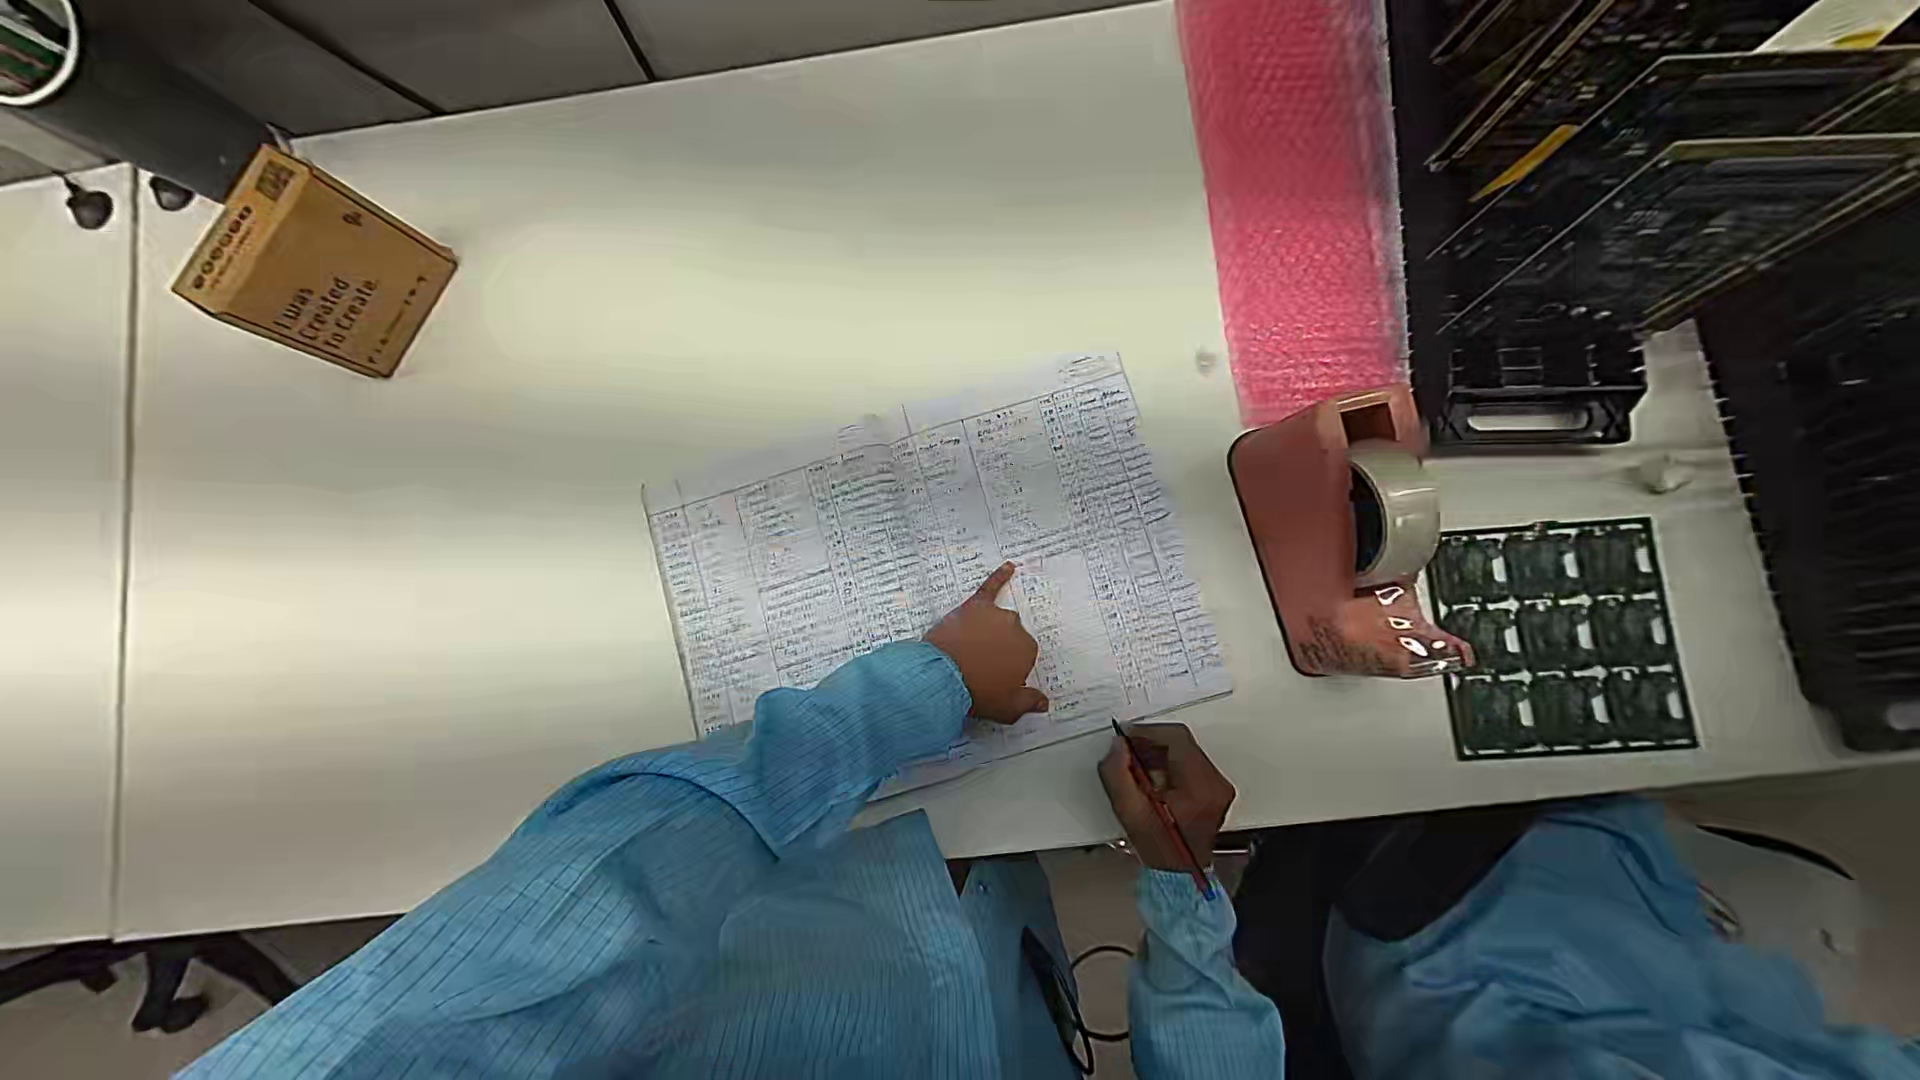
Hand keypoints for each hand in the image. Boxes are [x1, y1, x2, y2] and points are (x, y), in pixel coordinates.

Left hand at [924, 562, 1049, 722]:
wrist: (941, 677)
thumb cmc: (976, 691)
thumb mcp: (1007, 708)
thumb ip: (1028, 703)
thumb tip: (1043, 703)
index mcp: (1027, 650)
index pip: (1023, 655)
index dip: (1007, 665)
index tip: (996, 675)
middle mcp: (1015, 628)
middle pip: (1010, 635)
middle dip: (999, 647)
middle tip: (981, 664)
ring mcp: (994, 615)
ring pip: (998, 618)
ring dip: (990, 628)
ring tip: (971, 646)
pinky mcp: (974, 606)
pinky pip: (990, 587)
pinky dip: (999, 576)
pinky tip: (1009, 567)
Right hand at [1098, 723, 1234, 871]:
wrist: (1178, 873)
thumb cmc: (1158, 848)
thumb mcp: (1129, 811)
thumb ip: (1117, 773)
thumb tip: (1119, 745)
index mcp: (1200, 787)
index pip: (1175, 738)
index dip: (1146, 732)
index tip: (1126, 738)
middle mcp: (1215, 783)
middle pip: (1180, 740)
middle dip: (1150, 742)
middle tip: (1129, 753)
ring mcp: (1217, 785)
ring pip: (1184, 747)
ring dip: (1158, 750)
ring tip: (1139, 768)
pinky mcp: (1214, 786)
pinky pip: (1188, 759)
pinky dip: (1167, 760)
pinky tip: (1152, 776)